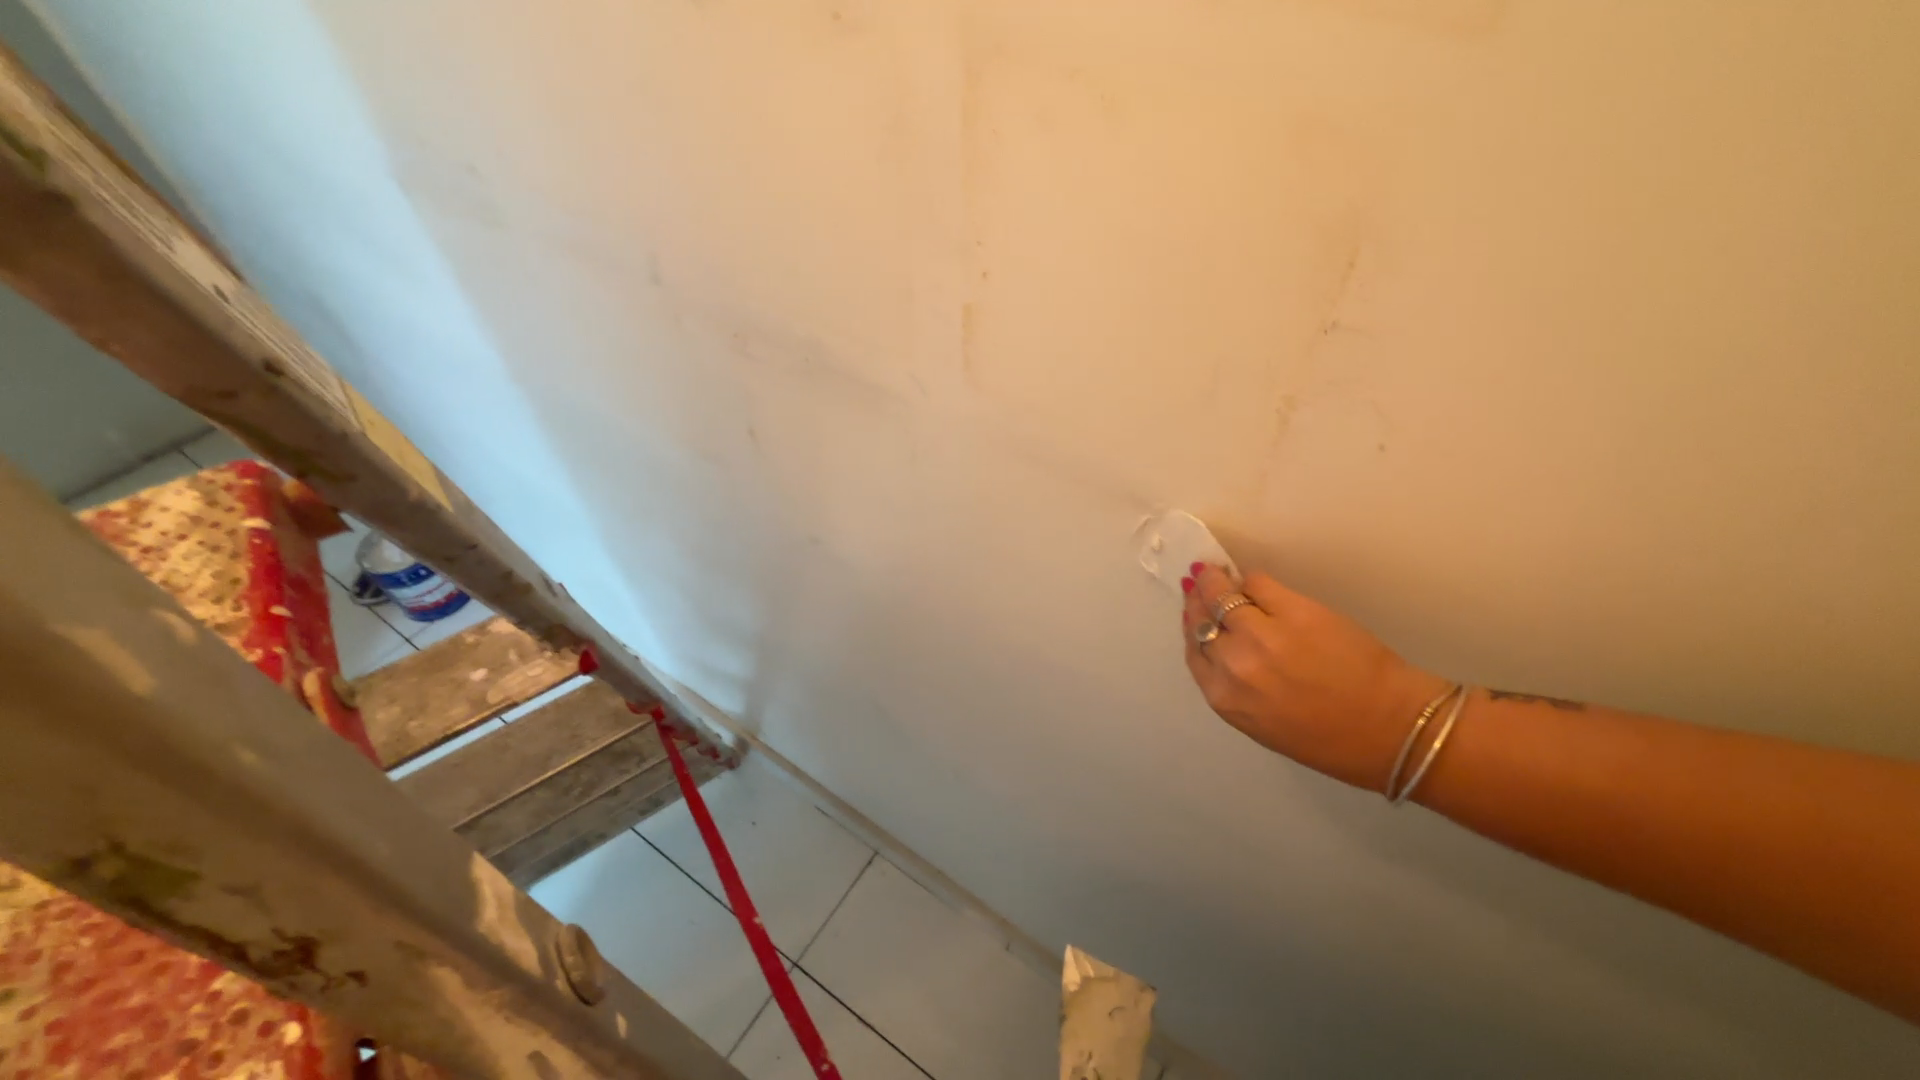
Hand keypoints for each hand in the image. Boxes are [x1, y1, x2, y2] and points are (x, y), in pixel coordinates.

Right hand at [1182, 564, 1449, 789]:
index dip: (1194, 627)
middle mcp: (1234, 663)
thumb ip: (1237, 687)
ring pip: (1224, 594)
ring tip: (1218, 573)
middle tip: (1203, 584)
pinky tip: (1255, 582)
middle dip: (1200, 600)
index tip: (1195, 611)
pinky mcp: (1294, 610)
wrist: (1390, 729)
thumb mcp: (1264, 724)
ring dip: (1217, 581)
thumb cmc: (1329, 740)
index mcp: (1225, 698)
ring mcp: (1261, 634)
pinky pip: (1258, 582)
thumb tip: (1227, 647)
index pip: (1194, 650)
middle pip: (1202, 618)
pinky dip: (1252, 580)